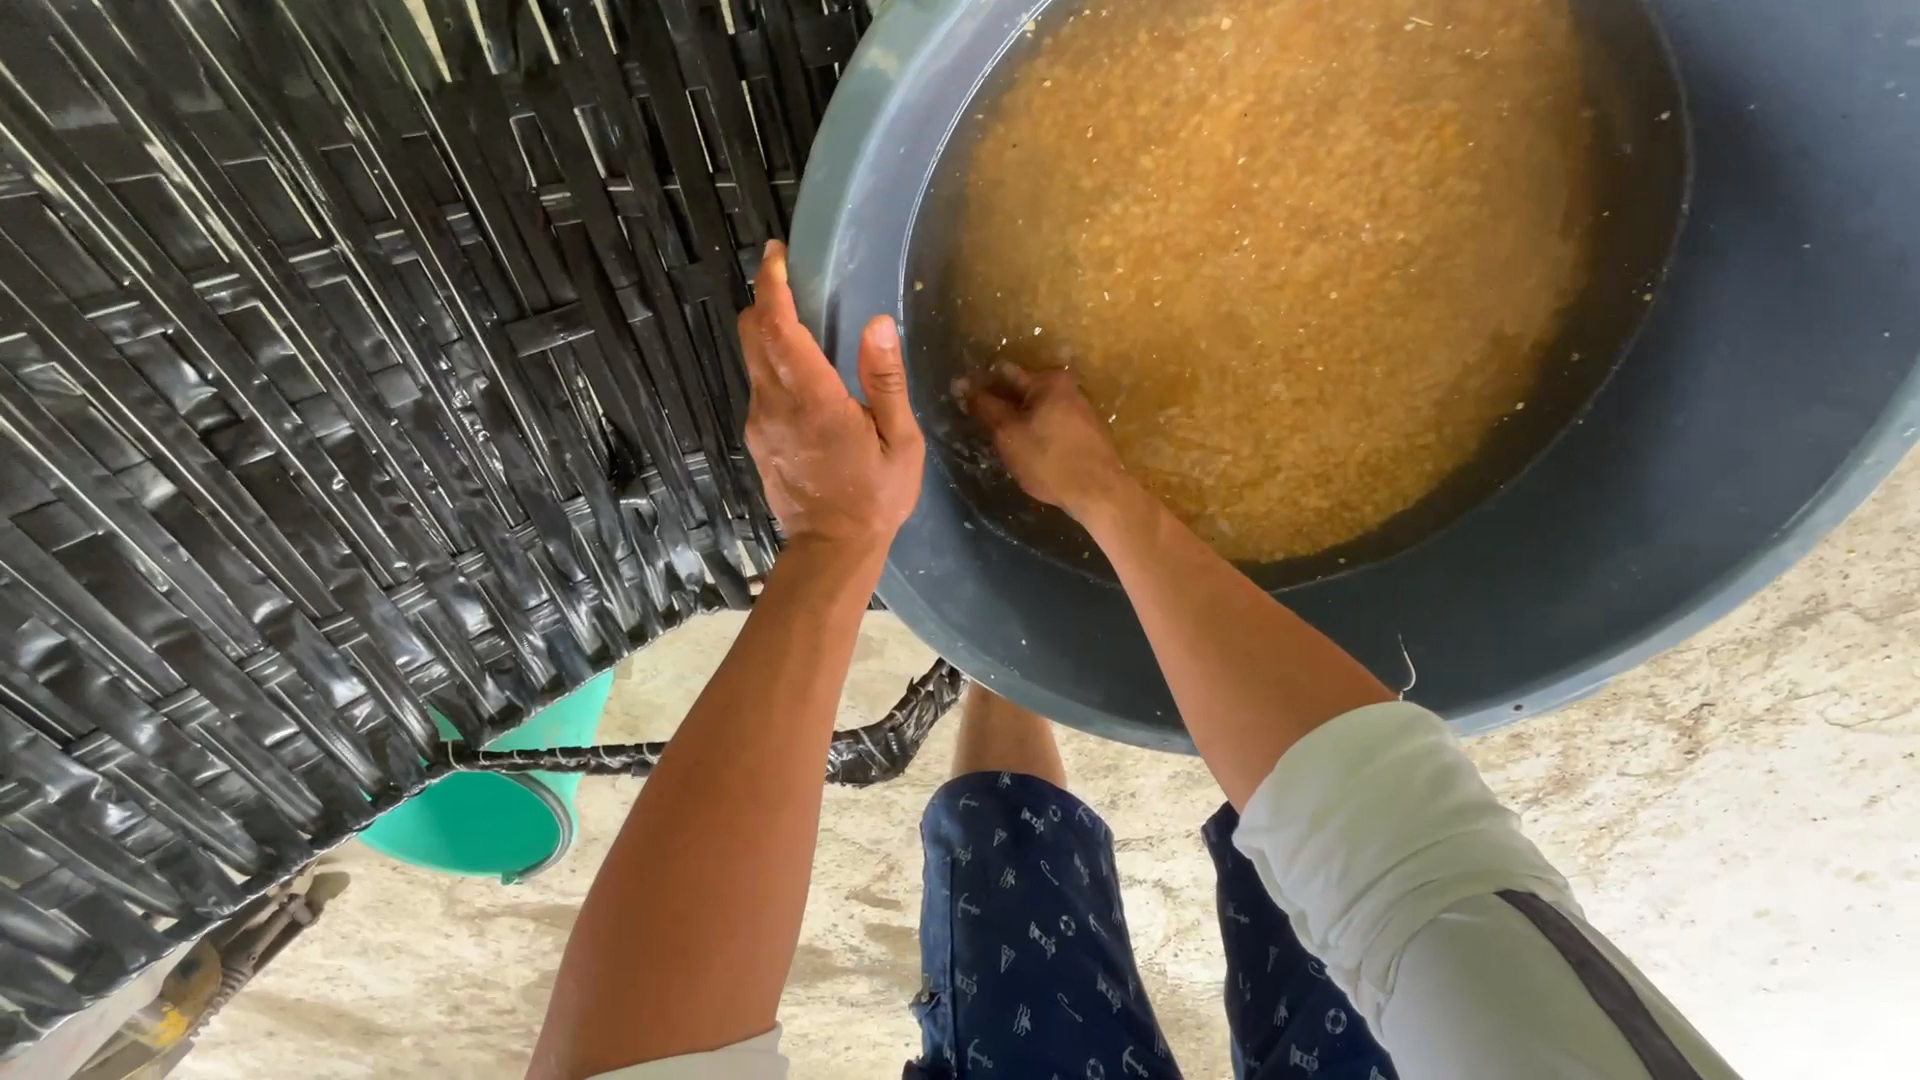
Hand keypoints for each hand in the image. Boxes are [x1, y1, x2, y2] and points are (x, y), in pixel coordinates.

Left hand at [740, 242, 923, 552]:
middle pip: (752, 334)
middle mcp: (774, 405)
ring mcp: (759, 423)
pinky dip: (772, 363)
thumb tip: (878, 323)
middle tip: (789, 278)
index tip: (776, 253)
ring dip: (768, 331)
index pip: (778, 328)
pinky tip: (802, 374)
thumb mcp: (900, 442)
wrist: (832, 548)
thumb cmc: (875, 497)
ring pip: (752, 360)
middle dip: (765, 299)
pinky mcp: (757, 438)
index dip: (772, 285)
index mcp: (813, 401)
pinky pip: (758, 385)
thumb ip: (885, 381)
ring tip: (802, 323)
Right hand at [962, 362, 1134, 520]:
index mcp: (1049, 380)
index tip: (959, 399)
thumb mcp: (1008, 433)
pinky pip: (1051, 425)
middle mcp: (1068, 388)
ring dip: (1017, 422)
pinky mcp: (1085, 433)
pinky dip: (1035, 433)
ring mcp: (1079, 411)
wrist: (1098, 492)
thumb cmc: (1048, 460)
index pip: (1002, 373)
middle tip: (979, 426)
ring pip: (1036, 410)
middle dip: (999, 406)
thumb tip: (962, 385)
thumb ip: (984, 406)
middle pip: (1021, 391)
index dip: (979, 386)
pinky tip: (1027, 453)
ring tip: (1000, 443)